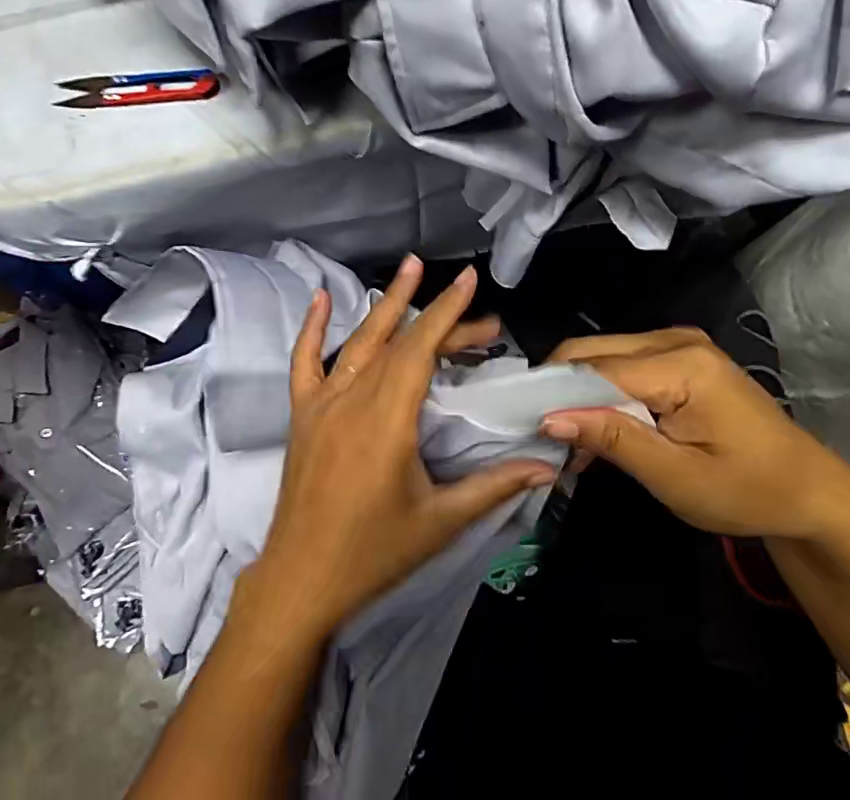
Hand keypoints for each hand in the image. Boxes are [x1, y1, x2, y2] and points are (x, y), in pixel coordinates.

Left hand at [240, 257, 557, 639]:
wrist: (301, 579)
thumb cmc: (374, 553)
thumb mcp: (440, 520)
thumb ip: (494, 485)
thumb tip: (548, 466)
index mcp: (387, 420)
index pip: (421, 350)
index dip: (447, 312)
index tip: (471, 281)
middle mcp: (352, 400)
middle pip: (400, 343)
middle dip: (439, 318)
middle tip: (475, 303)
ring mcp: (322, 405)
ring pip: (359, 342)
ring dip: (388, 305)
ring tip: (412, 269)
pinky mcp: (302, 416)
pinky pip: (304, 362)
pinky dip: (312, 328)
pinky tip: (320, 296)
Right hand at [540, 327, 849, 541]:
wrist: (808, 491)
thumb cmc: (748, 492)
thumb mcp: (676, 477)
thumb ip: (613, 440)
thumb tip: (548, 418)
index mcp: (682, 365)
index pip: (594, 370)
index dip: (553, 397)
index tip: (524, 431)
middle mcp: (676, 340)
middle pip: (591, 352)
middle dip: (560, 392)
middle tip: (543, 438)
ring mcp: (678, 343)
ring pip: (601, 357)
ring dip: (578, 394)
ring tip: (569, 441)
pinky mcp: (678, 355)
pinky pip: (620, 365)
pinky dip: (601, 393)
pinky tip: (598, 428)